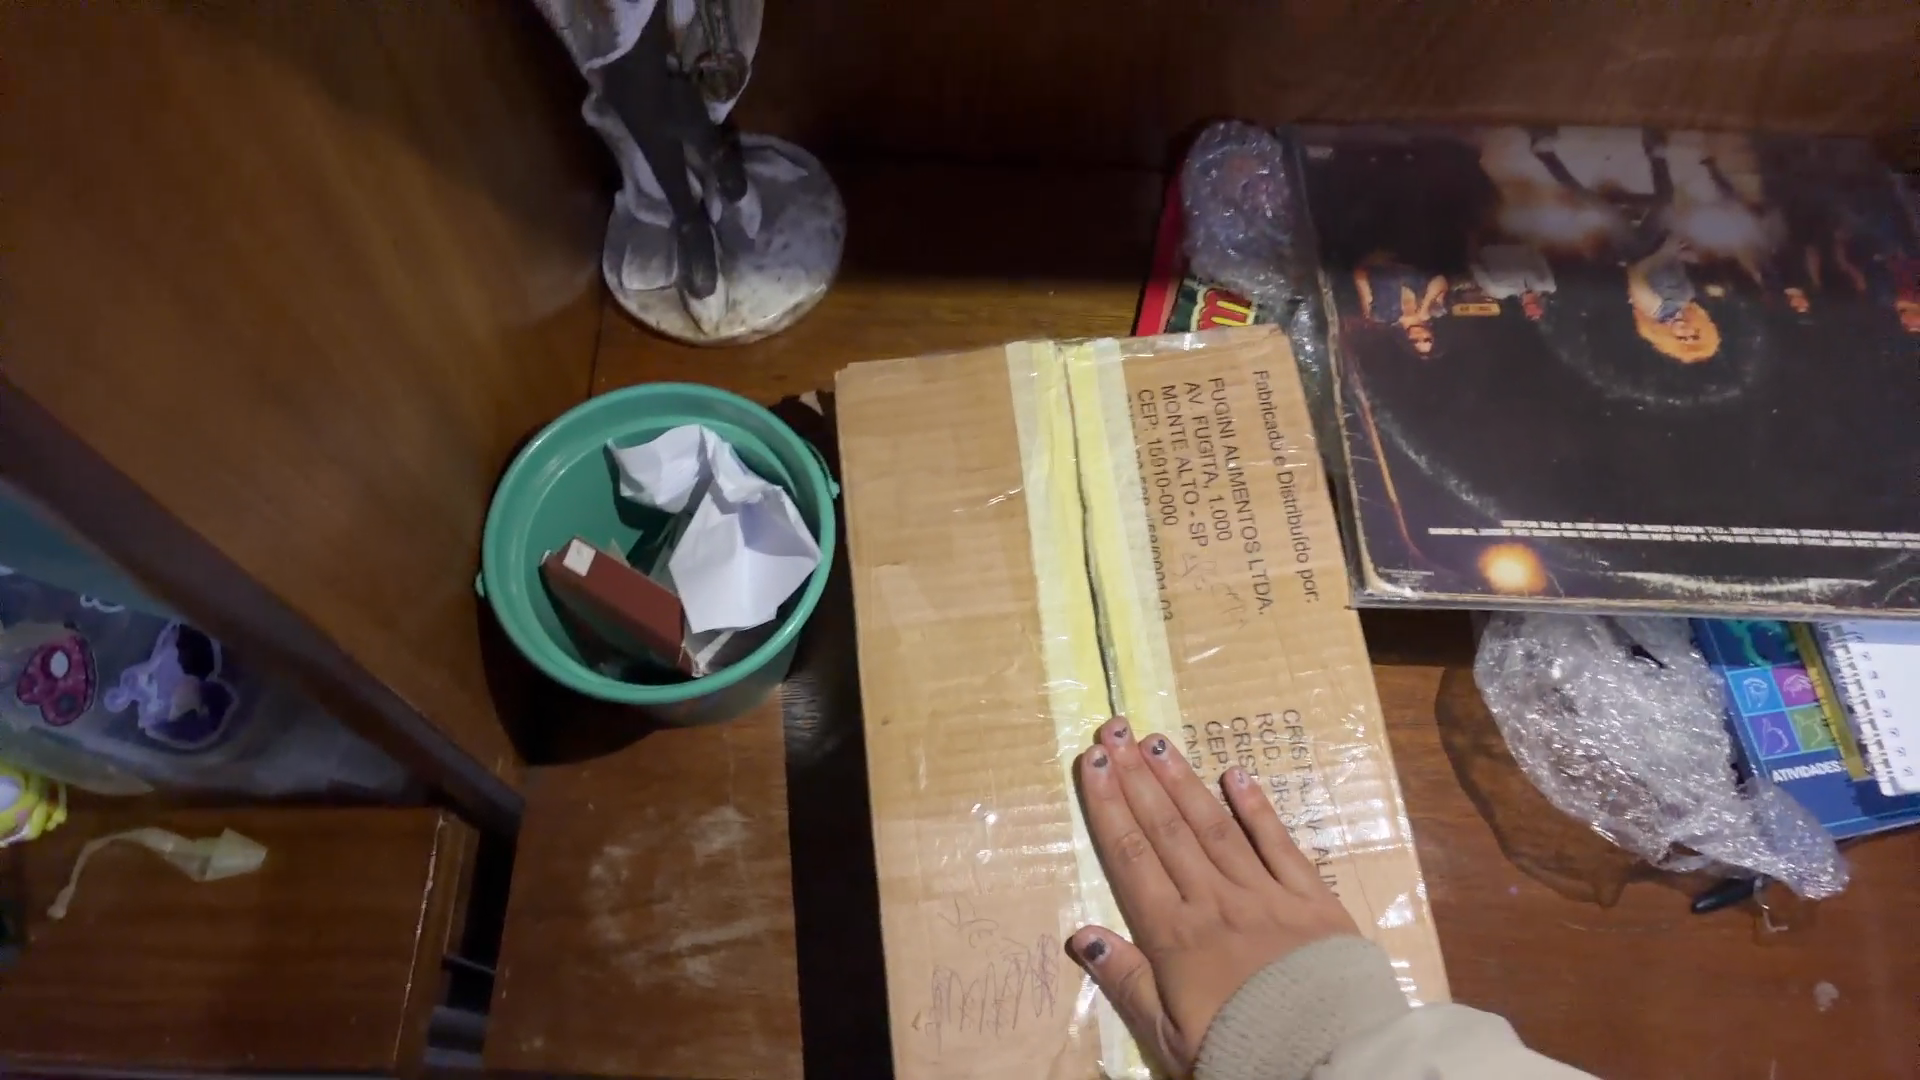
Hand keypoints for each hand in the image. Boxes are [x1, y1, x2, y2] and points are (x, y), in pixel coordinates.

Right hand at [1069, 718, 1358, 1076]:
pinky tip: (1236, 773)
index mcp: (1175, 933)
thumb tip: (1078, 934)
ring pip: (1213, 825)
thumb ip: (1125, 980)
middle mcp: (1213, 900)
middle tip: (1117, 730)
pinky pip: (1279, 845)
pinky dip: (1257, 808)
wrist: (1335, 1071)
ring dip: (1182, 780)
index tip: (1095, 761)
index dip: (1109, 803)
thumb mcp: (1169, 1036)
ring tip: (1158, 741)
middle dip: (1137, 775)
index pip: (1131, 854)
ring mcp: (1264, 894)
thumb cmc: (1242, 1054)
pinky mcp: (1312, 899)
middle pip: (1166, 827)